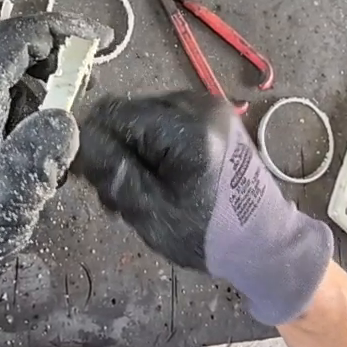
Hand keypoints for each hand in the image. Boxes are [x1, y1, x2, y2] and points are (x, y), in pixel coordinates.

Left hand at [0, 13, 109, 346]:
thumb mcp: (6, 208)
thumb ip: (37, 159)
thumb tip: (63, 117)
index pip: (13, 40)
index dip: (59, 29)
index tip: (99, 38)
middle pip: (1, 45)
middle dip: (48, 49)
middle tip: (84, 72)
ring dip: (35, 80)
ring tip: (64, 114)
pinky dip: (19, 104)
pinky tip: (34, 142)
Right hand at [72, 92, 331, 324]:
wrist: (266, 241)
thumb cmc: (209, 236)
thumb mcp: (152, 213)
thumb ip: (114, 172)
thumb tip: (81, 138)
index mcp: (187, 129)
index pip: (115, 113)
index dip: (96, 143)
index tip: (95, 178)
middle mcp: (200, 105)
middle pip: (130, 112)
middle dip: (117, 149)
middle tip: (121, 194)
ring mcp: (210, 106)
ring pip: (145, 116)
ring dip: (135, 149)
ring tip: (144, 189)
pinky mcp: (214, 114)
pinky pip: (166, 120)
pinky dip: (156, 145)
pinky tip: (162, 175)